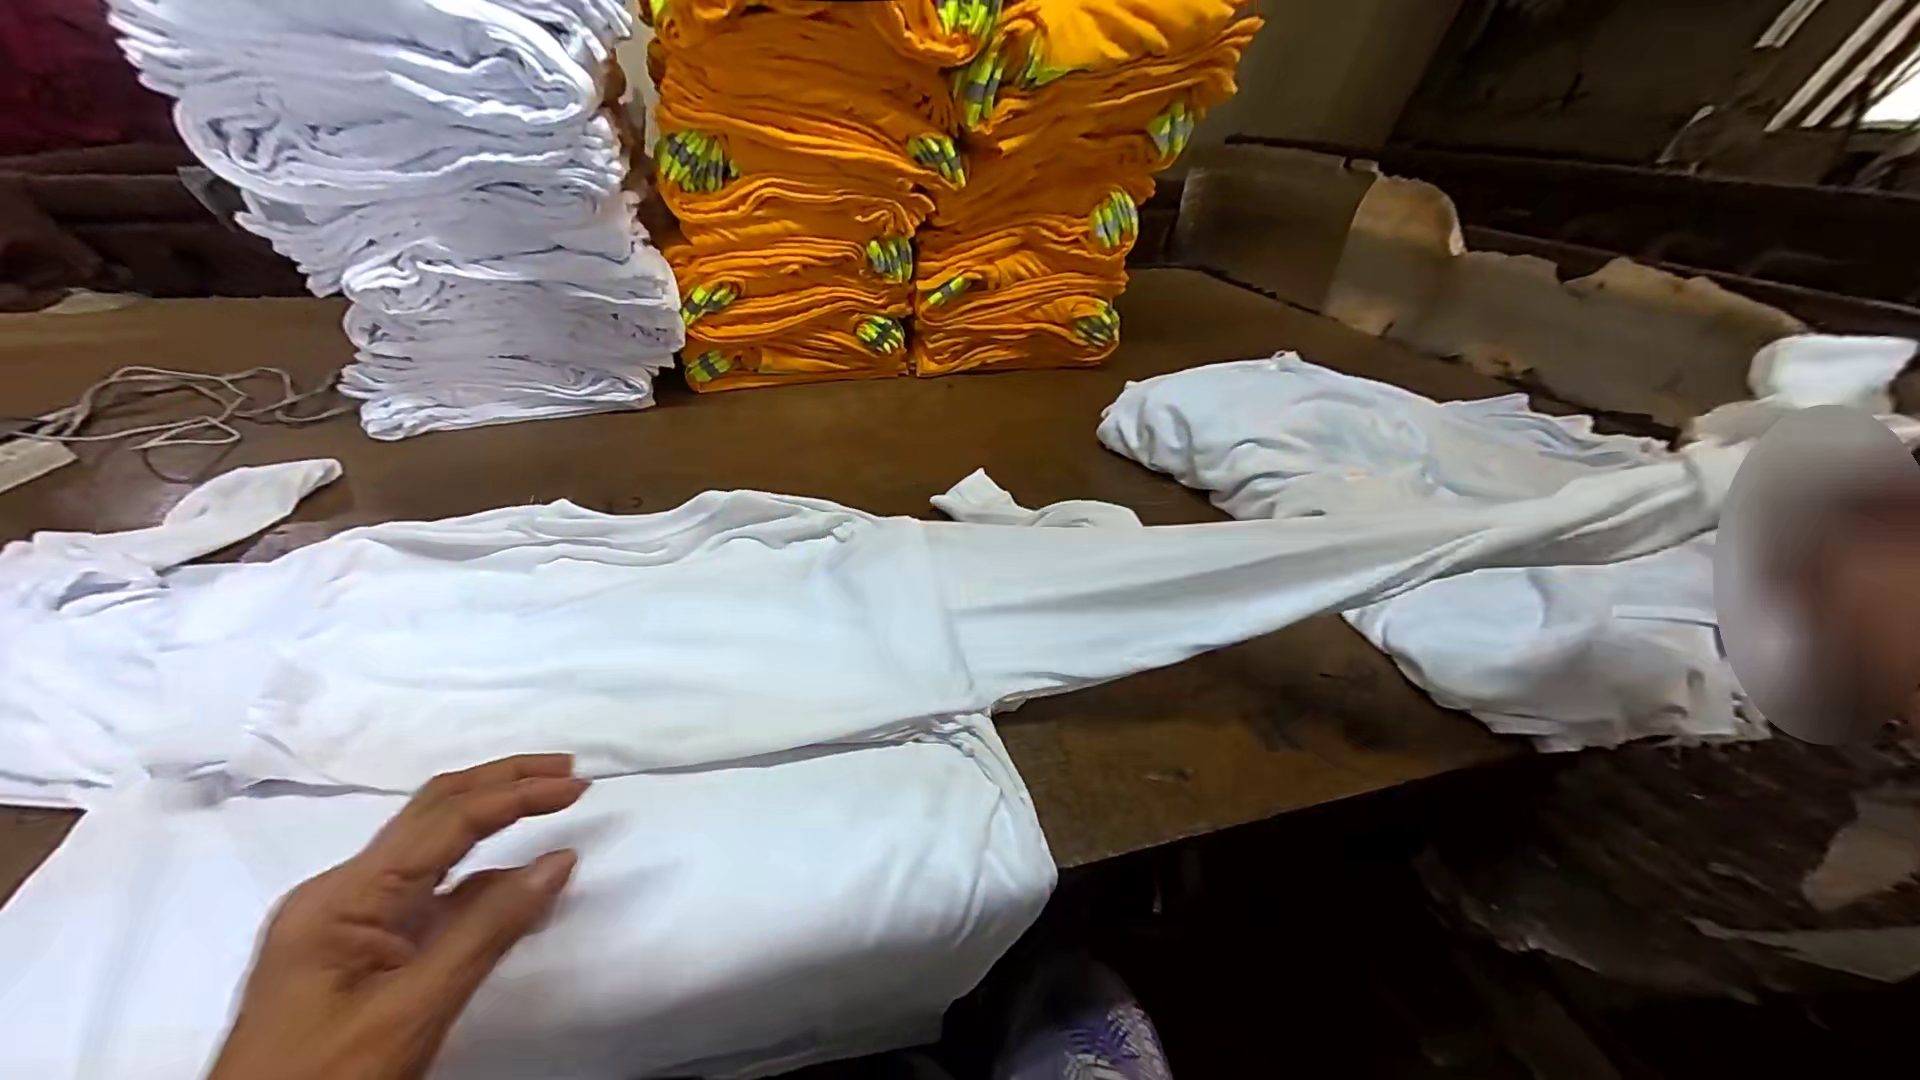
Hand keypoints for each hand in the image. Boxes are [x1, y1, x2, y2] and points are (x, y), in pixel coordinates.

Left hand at [207, 754, 590, 1079]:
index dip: (518, 794)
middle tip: (567, 766)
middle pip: (435, 808)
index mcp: (342, 898)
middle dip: (505, 780)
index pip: (447, 821)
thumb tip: (562, 860)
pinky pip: (436, 884)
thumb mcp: (414, 1009)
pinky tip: (520, 874)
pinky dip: (486, 868)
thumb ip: (490, 928)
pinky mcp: (367, 940)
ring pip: (435, 838)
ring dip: (495, 811)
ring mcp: (351, 915)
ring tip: (551, 796)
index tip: (577, 785)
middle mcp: (343, 890)